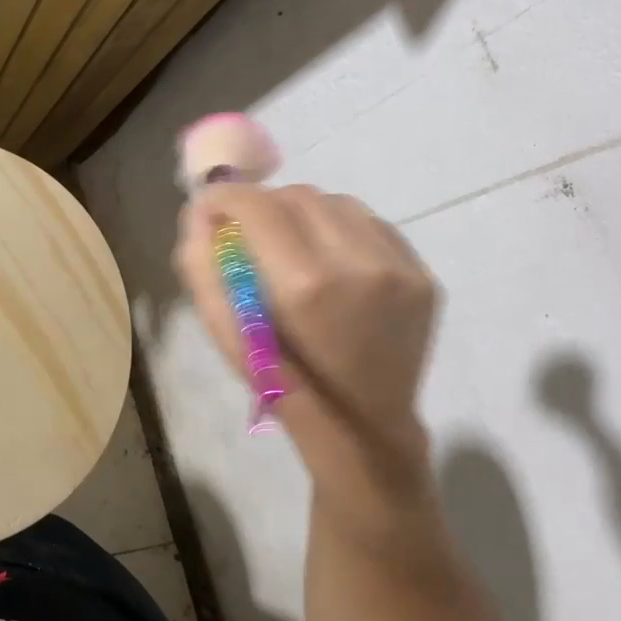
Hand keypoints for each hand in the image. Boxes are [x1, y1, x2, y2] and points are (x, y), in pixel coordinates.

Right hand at [174, 184, 438, 490]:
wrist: (360, 425)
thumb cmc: (278, 379)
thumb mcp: (222, 328)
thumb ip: (202, 265)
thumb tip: (197, 214)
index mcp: (303, 283)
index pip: (257, 205)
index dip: (225, 198)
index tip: (210, 208)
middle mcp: (357, 265)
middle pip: (298, 195)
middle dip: (263, 204)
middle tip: (246, 231)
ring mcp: (398, 269)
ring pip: (338, 202)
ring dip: (303, 213)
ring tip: (289, 243)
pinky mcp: (423, 276)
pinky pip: (374, 225)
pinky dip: (341, 228)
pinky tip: (328, 257)